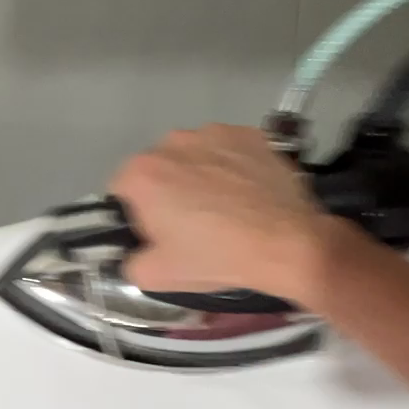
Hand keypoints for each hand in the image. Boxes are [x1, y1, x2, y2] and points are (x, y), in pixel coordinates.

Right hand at [109, 124, 342, 305]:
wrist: (288, 244)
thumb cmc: (215, 258)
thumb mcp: (155, 276)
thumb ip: (129, 260)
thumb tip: (135, 252)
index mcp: (142, 174)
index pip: (120, 189)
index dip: (134, 213)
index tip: (155, 231)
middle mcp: (172, 142)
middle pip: (156, 168)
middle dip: (165, 189)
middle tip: (189, 222)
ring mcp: (215, 133)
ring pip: (192, 156)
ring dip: (197, 175)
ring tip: (222, 206)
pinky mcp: (251, 133)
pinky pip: (227, 150)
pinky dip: (229, 166)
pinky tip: (245, 192)